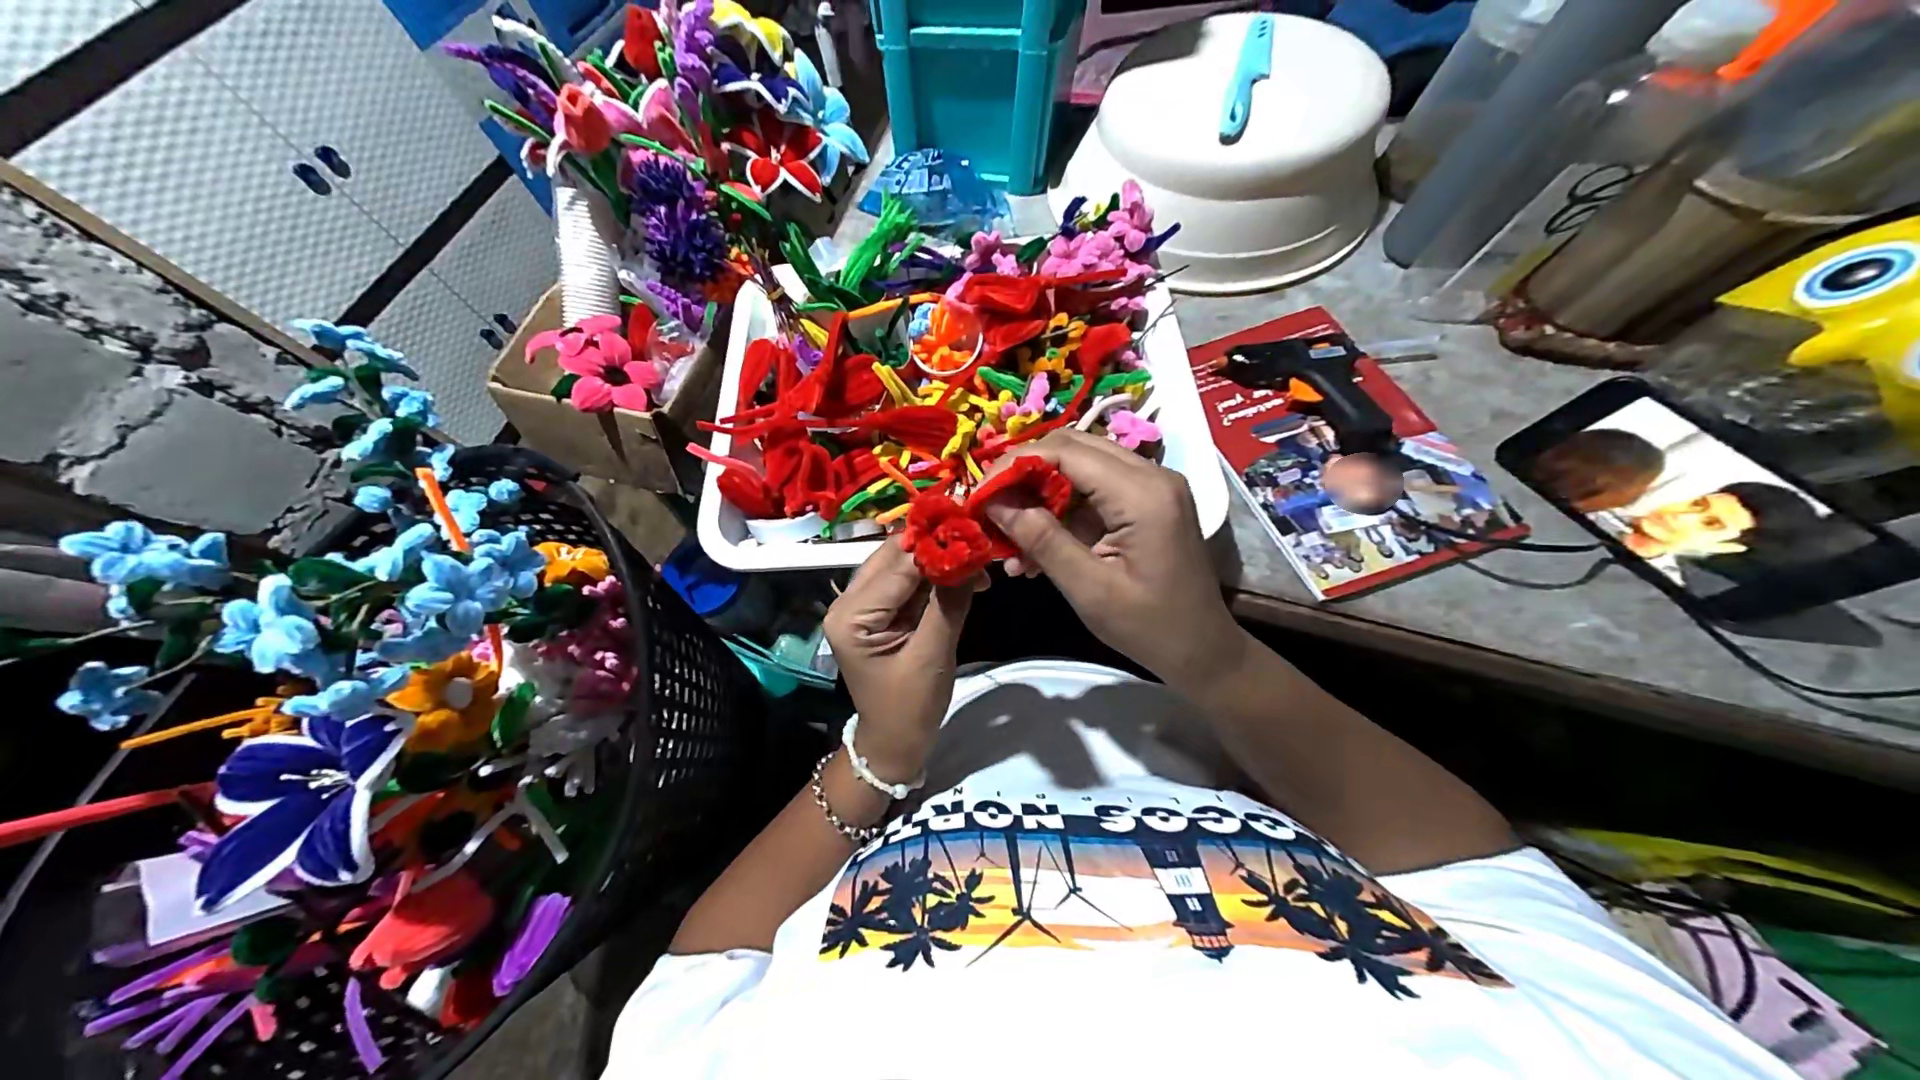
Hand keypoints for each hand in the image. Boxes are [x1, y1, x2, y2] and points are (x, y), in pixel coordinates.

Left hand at [822, 538, 981, 779]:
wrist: (894, 743)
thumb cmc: (909, 707)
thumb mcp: (932, 655)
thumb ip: (949, 603)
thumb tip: (971, 557)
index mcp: (851, 615)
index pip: (897, 566)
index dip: (935, 546)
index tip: (974, 531)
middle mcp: (849, 602)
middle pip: (895, 557)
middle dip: (936, 547)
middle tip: (978, 542)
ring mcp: (863, 606)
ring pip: (903, 566)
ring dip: (939, 561)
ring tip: (977, 562)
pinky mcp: (880, 612)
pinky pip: (908, 584)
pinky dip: (935, 578)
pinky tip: (964, 577)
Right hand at [981, 429, 1245, 686]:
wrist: (1202, 650)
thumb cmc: (1149, 626)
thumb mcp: (1088, 588)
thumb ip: (1041, 540)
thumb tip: (994, 504)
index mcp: (1142, 493)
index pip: (1065, 451)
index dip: (1015, 465)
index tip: (980, 495)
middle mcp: (1151, 475)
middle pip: (1072, 449)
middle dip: (1024, 476)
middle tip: (989, 509)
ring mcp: (1152, 486)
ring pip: (1079, 469)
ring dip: (1040, 498)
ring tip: (1008, 541)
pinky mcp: (1147, 503)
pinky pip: (1093, 493)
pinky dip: (1061, 514)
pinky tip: (1035, 551)